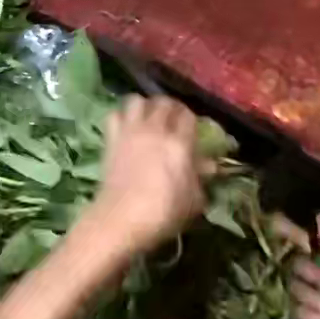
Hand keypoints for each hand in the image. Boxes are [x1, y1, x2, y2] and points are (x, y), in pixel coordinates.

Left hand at [85, 96, 208, 257]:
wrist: (122, 218)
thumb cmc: (163, 213)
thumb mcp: (193, 201)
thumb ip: (200, 178)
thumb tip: (208, 165)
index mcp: (179, 144)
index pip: (188, 116)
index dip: (191, 119)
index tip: (193, 127)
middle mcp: (154, 130)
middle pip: (163, 102)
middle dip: (171, 107)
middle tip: (173, 118)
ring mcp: (130, 131)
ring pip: (137, 100)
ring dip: (145, 105)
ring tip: (149, 116)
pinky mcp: (111, 138)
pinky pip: (114, 114)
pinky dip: (121, 115)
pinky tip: (127, 126)